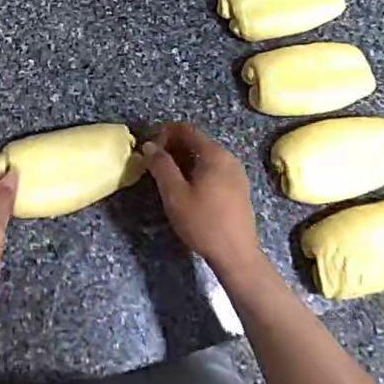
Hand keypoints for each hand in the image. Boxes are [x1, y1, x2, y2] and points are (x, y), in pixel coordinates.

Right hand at [142, 123, 264, 273]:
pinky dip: (194, 171)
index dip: (162, 133)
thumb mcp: (175, 193)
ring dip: (181, 160)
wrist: (236, 255)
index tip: (146, 149)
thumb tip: (149, 146)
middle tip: (151, 164)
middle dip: (170, 147)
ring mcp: (235, 173)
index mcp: (214, 154)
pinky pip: (211, 169)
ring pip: (203, 156)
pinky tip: (184, 189)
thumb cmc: (203, 222)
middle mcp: (228, 158)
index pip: (184, 129)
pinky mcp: (237, 188)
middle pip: (195, 141)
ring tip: (164, 177)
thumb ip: (161, 166)